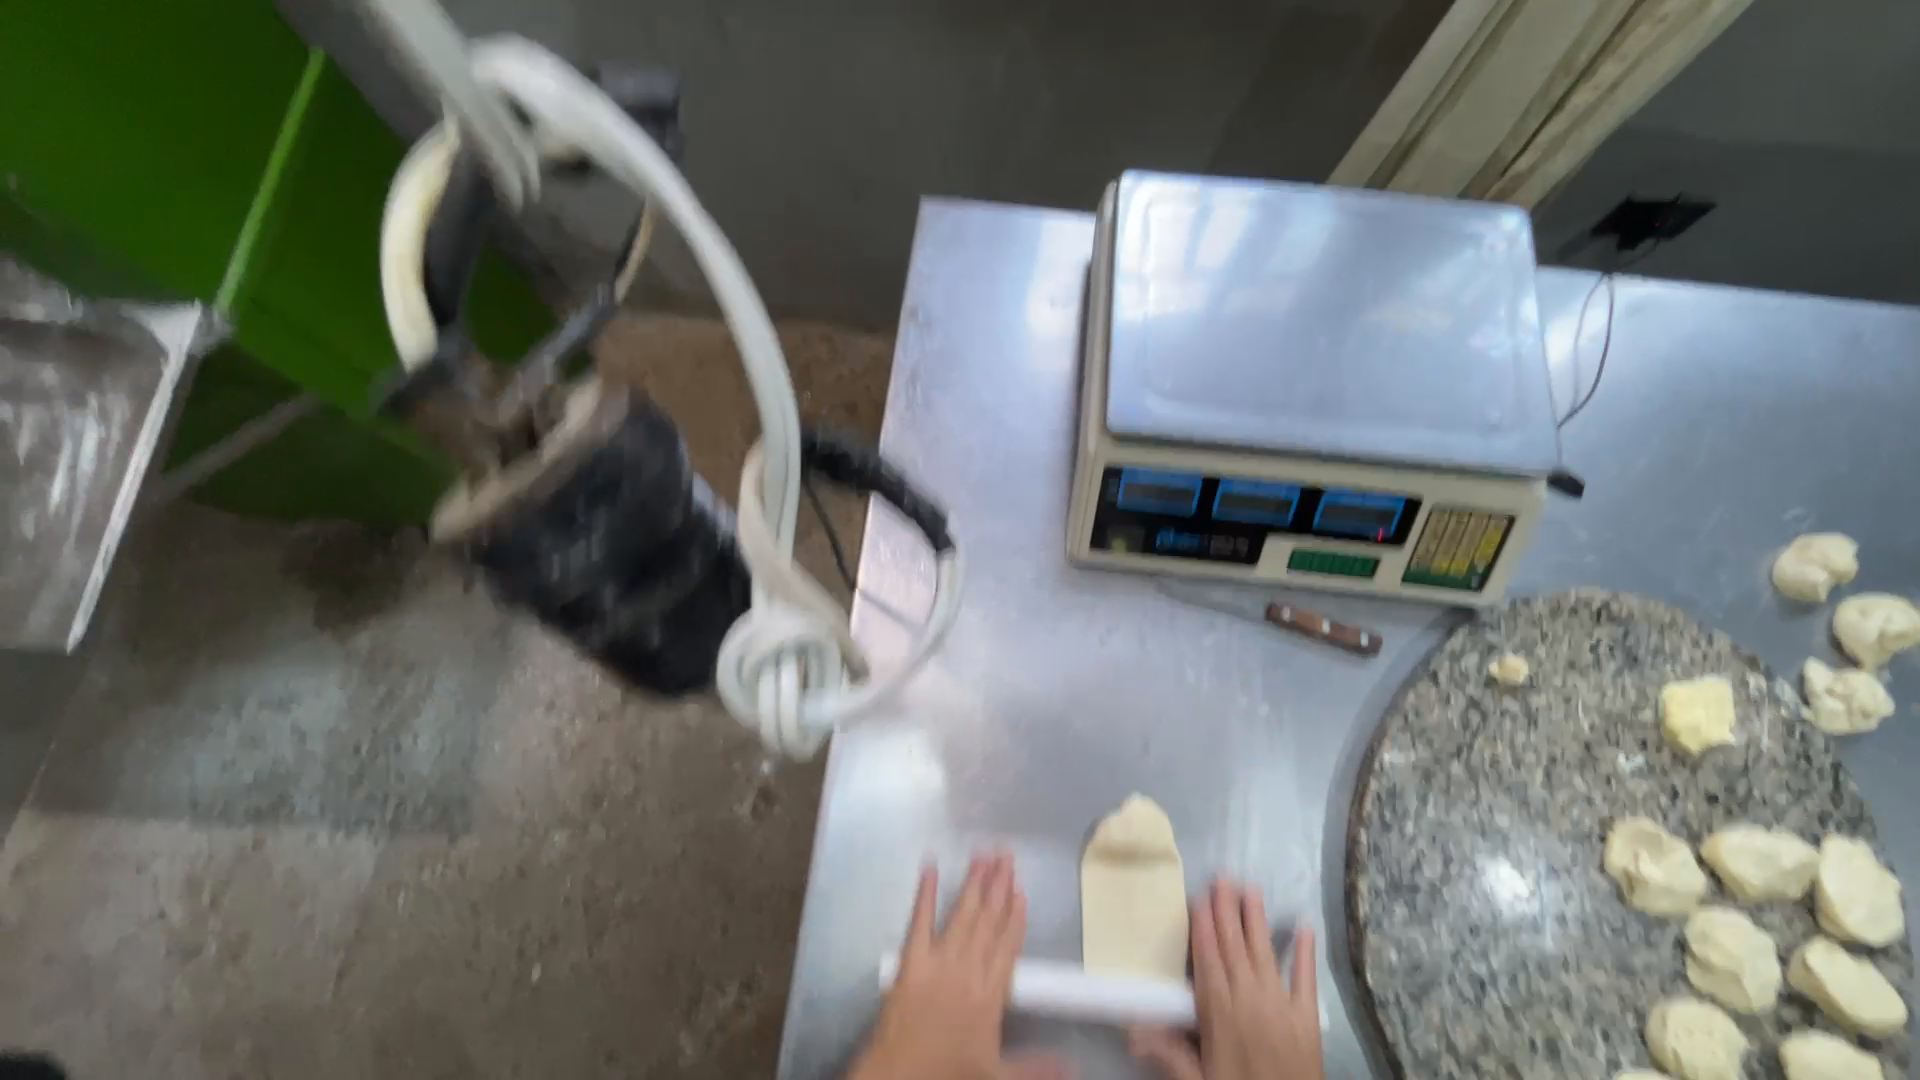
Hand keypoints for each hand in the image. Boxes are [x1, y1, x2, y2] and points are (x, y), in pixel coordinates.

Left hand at [850, 854, 1064, 1079]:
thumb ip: (1035, 1067)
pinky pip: (919, 920)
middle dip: (999, 886)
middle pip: (988, 921)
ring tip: (983, 855)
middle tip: (1006, 855)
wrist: (901, 1078)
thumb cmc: (949, 1074)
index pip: (1008, 946)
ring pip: (962, 914)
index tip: (1021, 889)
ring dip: (973, 883)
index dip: (1015, 916)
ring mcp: (939, 960)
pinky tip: (931, 867)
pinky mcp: (910, 959)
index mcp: (991, 994)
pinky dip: (925, 893)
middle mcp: (968, 969)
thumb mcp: (998, 1075)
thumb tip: (1073, 1066)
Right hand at [1129, 881, 1324, 1079]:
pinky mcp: (1307, 1019)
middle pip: (1234, 946)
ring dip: (1256, 919)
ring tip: (1250, 888)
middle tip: (1222, 877)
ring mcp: (1281, 1006)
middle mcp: (1248, 999)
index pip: (1207, 959)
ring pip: (1264, 952)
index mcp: (1219, 1012)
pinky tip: (1305, 927)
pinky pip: (1305, 979)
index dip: (1203, 927)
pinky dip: (1306, 952)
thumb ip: (1168, 1053)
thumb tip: (1130, 1030)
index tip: (1198, 896)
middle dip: (1226, 911)